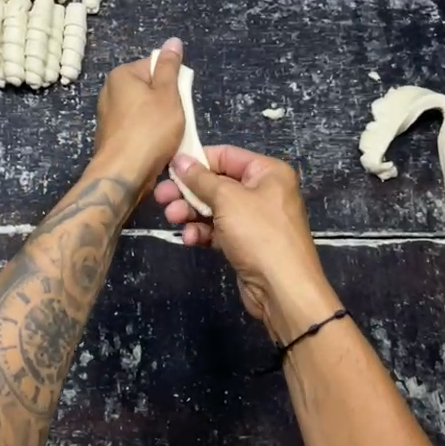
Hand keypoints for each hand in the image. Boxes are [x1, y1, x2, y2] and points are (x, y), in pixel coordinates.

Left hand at [92, 38, 186, 175]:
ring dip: (160, 121)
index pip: (155, 66)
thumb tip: (173, 41)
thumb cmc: (150, 130)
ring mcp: (108, 115)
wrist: (124, 173)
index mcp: (121, 75)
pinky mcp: (111, 136)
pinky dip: (148, 135)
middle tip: (178, 119)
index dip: (172, 81)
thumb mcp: (168, 94)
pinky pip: (136, 128)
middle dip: (166, 103)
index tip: (180, 99)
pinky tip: (157, 147)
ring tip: (169, 136)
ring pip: (144, 111)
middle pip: (149, 88)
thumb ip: (170, 67)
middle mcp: (110, 91)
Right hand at [154, 145, 342, 343]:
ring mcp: (255, 219)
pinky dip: (203, 231)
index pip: (225, 155)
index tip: (169, 167)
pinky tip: (190, 238)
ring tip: (172, 218)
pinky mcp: (246, 243)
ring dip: (191, 212)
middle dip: (189, 191)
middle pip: (217, 183)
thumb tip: (180, 159)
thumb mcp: (227, 199)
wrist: (283, 290)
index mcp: (267, 172)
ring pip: (215, 207)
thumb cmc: (259, 233)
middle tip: (161, 197)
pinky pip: (219, 229)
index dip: (197, 160)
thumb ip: (201, 178)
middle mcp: (263, 191)